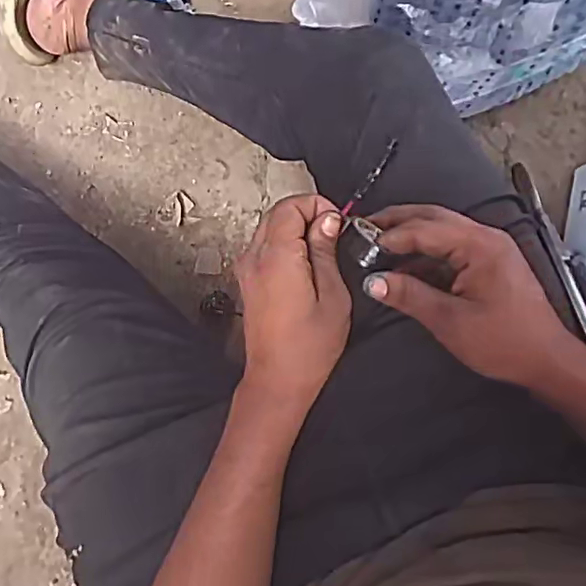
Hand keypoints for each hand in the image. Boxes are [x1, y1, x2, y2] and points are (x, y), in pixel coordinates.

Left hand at [235, 195, 351, 411]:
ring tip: (322, 249)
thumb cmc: (308, 348)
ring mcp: (247, 269)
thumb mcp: (333, 294)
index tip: (337, 220)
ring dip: (296, 227)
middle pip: (278, 212)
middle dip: (308, 212)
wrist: (278, 379)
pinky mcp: (247, 280)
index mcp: (278, 258)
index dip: (317, 205)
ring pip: (270, 226)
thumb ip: (326, 251)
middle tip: (333, 231)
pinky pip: (264, 246)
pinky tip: (306, 263)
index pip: (291, 206)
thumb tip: (328, 220)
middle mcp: (256, 259)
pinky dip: (285, 243)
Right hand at [364, 204, 585, 388]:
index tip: (364, 242)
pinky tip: (408, 266)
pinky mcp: (492, 262)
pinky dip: (428, 251)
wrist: (548, 360)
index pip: (424, 229)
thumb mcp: (450, 321)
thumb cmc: (506, 342)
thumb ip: (410, 296)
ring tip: (381, 242)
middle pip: (434, 217)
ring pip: (443, 229)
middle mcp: (487, 238)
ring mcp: (492, 248)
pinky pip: (454, 246)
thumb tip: (374, 281)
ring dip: (412, 234)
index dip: (391, 234)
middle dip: (398, 220)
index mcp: (479, 246)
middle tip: (367, 226)